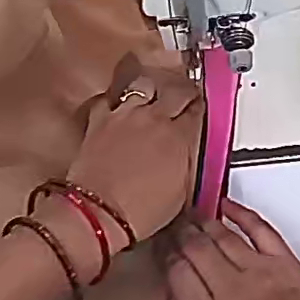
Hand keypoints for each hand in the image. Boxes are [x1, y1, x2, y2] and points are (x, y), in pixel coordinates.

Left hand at [65, 69, 202, 245]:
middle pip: (176, 91)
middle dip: (182, 93)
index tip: (199, 111)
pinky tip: (118, 109)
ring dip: (151, 92)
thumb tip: (190, 152)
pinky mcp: (101, 120)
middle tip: (183, 98)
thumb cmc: (140, 210)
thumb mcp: (181, 192)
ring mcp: (126, 115)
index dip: (200, 110)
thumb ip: (189, 162)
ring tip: (151, 98)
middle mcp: (155, 118)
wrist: (99, 213)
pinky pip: (110, 99)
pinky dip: (115, 102)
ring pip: (144, 86)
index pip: (197, 111)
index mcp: (180, 136)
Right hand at [163, 201, 299, 299]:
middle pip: (198, 248)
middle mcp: (239, 294)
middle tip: (172, 226)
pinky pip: (259, 227)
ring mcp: (266, 274)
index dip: (165, 255)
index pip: (179, 273)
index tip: (160, 247)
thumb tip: (178, 272)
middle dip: (180, 234)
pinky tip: (224, 205)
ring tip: (191, 216)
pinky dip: (240, 212)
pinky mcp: (287, 263)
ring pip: (223, 235)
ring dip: (203, 222)